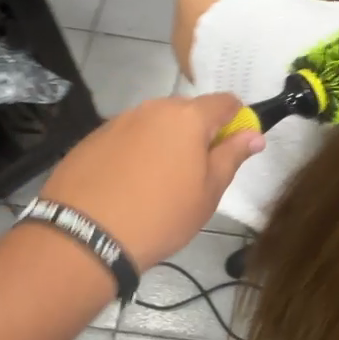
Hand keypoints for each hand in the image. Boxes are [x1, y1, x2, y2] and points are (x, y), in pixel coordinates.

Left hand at [40, 93, 263, 268]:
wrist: (84, 237)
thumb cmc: (161, 216)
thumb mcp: (208, 193)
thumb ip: (232, 156)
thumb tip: (253, 134)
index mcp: (187, 117)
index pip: (225, 102)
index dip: (236, 121)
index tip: (232, 149)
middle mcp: (152, 109)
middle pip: (187, 111)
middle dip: (198, 133)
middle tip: (195, 174)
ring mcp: (119, 121)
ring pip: (154, 124)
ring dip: (164, 143)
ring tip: (157, 184)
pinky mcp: (92, 138)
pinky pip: (127, 138)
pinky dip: (135, 153)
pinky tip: (127, 186)